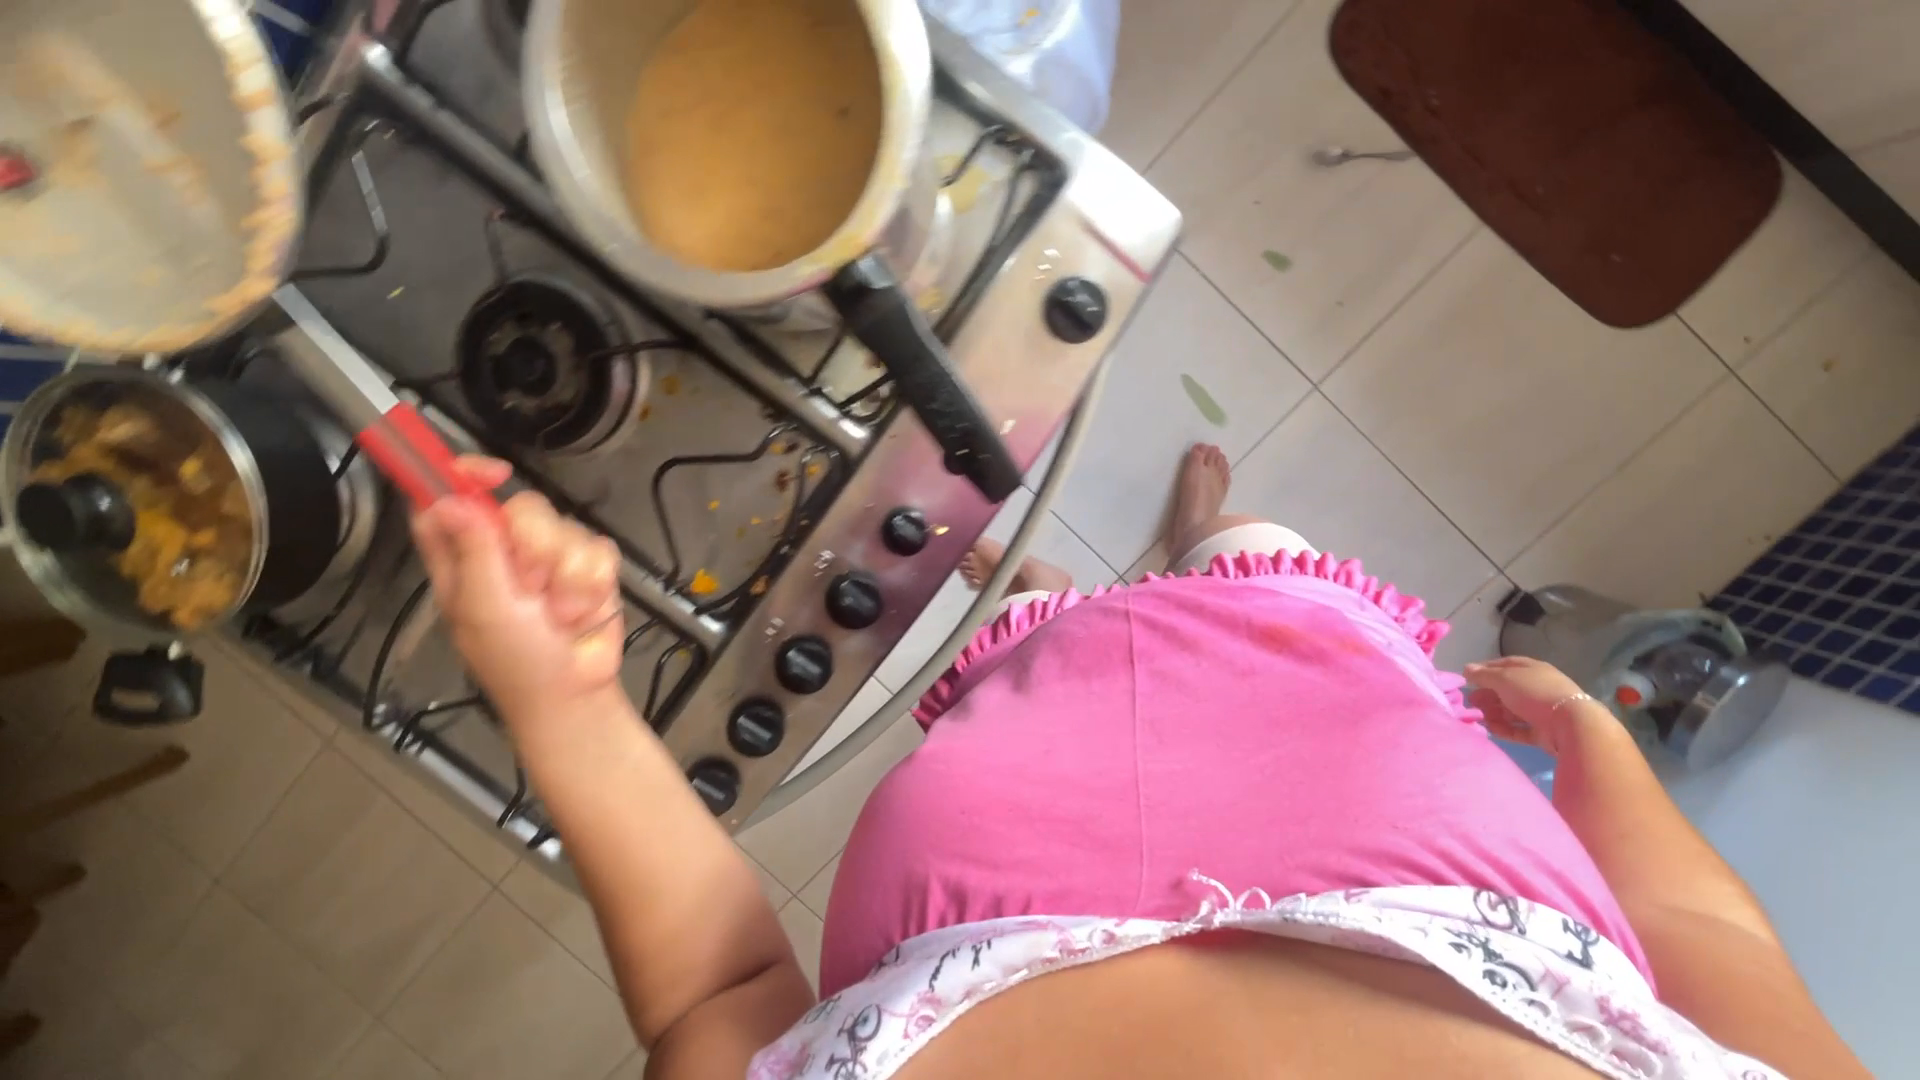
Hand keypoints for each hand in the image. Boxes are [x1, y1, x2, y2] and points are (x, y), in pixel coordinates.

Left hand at [410, 457, 623, 719]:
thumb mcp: (485, 610)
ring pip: (566, 528)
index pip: (447, 500)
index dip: (461, 477)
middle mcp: (504, 552)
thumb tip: (449, 498)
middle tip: (531, 586)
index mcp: (463, 559)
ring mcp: (550, 559)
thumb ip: (473, 552)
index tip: (493, 474)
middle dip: (536, 546)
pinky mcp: (589, 569)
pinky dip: (596, 582)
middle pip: (522, 509)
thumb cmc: (516, 660)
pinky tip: (585, 609)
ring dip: (569, 576)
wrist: (575, 692)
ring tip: (561, 613)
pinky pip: (599, 549)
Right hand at [1464, 656, 1596, 756]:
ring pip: (1512, 710)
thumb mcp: (1503, 678)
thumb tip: (1466, 669)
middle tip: (1470, 701)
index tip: (1468, 677)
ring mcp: (1542, 711)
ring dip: (1493, 712)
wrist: (1570, 724)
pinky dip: (1504, 729)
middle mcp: (1538, 688)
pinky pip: (1519, 729)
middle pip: (1507, 690)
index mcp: (1533, 670)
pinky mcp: (1543, 732)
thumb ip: (1483, 675)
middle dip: (1487, 694)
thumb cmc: (1534, 693)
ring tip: (1478, 716)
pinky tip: (1491, 728)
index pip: (1506, 665)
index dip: (1486, 669)